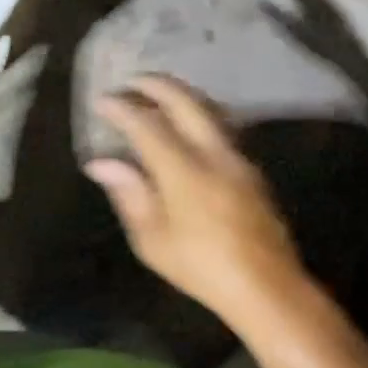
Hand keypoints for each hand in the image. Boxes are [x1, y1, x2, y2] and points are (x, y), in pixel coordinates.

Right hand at [84, 75, 301, 314]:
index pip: (147, 125)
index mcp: (184, 171)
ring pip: (209, 109)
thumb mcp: (153, 239)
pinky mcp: (251, 169)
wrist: (266, 287)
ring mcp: (237, 158)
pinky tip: (188, 125)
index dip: (122, 109)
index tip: (102, 100)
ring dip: (181, 95)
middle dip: (156, 85)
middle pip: (185, 102)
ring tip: (159, 94)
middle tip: (132, 81)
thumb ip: (129, 194)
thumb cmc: (201, 267)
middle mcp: (213, 154)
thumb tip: (101, 163)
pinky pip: (221, 126)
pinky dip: (199, 114)